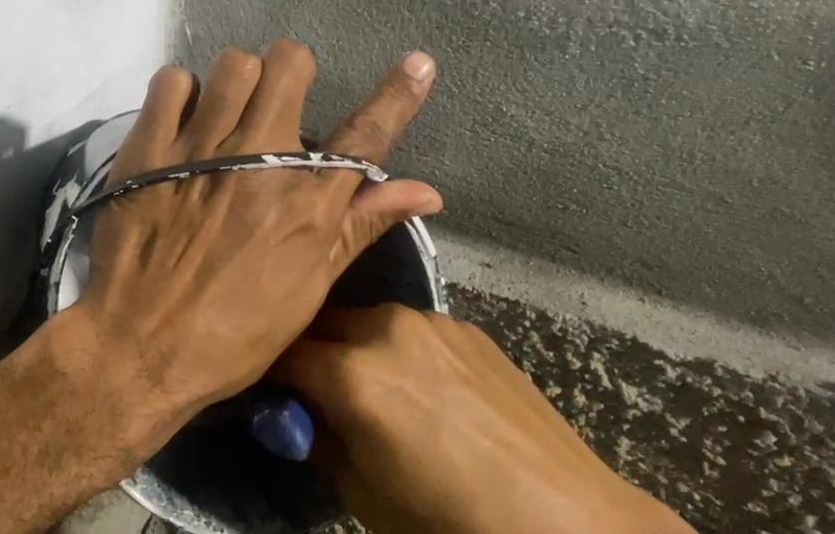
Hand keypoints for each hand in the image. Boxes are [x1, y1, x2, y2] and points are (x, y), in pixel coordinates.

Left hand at [64, 40, 443, 434]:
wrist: (141, 347)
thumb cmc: (234, 331)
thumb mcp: (310, 286)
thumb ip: (361, 225)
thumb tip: (427, 191)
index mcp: (308, 202)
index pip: (365, 134)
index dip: (397, 93)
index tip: (418, 62)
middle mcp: (260, 161)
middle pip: (289, 65)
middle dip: (291, 73)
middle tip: (276, 102)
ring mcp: (200, 148)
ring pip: (233, 63)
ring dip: (236, 80)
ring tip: (226, 113)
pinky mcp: (148, 147)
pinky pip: (171, 81)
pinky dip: (180, 92)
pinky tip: (181, 121)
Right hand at [275, 306, 692, 533]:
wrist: (568, 520)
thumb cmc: (452, 522)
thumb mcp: (363, 494)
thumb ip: (318, 442)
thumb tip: (295, 415)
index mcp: (351, 374)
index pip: (279, 353)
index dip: (266, 373)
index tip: (266, 392)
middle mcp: (383, 329)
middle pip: (319, 325)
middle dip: (310, 354)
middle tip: (316, 394)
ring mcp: (429, 321)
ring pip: (365, 322)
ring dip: (355, 347)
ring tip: (377, 391)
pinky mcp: (465, 327)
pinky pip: (410, 330)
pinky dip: (399, 351)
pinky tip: (428, 392)